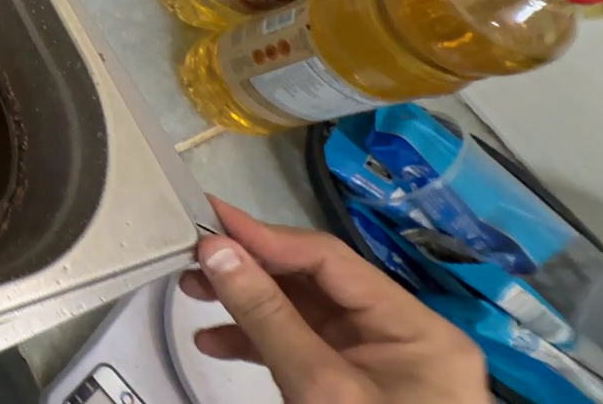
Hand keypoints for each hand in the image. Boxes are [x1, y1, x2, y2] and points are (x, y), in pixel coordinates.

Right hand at [185, 196, 484, 403]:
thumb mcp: (318, 385)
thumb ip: (265, 313)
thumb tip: (214, 247)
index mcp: (413, 328)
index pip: (324, 257)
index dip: (261, 235)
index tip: (204, 217)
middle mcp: (398, 336)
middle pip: (308, 280)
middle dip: (245, 270)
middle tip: (188, 258)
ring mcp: (376, 362)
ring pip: (295, 309)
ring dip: (239, 301)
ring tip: (190, 295)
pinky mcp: (351, 384)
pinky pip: (295, 343)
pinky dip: (251, 338)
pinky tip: (214, 343)